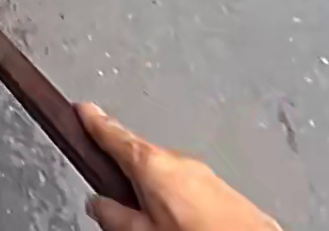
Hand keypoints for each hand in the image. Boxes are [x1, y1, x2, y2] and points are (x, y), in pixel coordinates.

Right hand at [78, 103, 282, 230]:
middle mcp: (182, 164)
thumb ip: (111, 214)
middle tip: (127, 201)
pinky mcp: (246, 207)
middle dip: (132, 174)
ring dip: (166, 193)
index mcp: (149, 163)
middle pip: (143, 159)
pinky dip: (196, 208)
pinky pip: (206, 198)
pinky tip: (199, 230)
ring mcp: (218, 184)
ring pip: (177, 180)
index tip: (82, 109)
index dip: (91, 120)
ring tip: (168, 225)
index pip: (109, 132)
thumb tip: (99, 204)